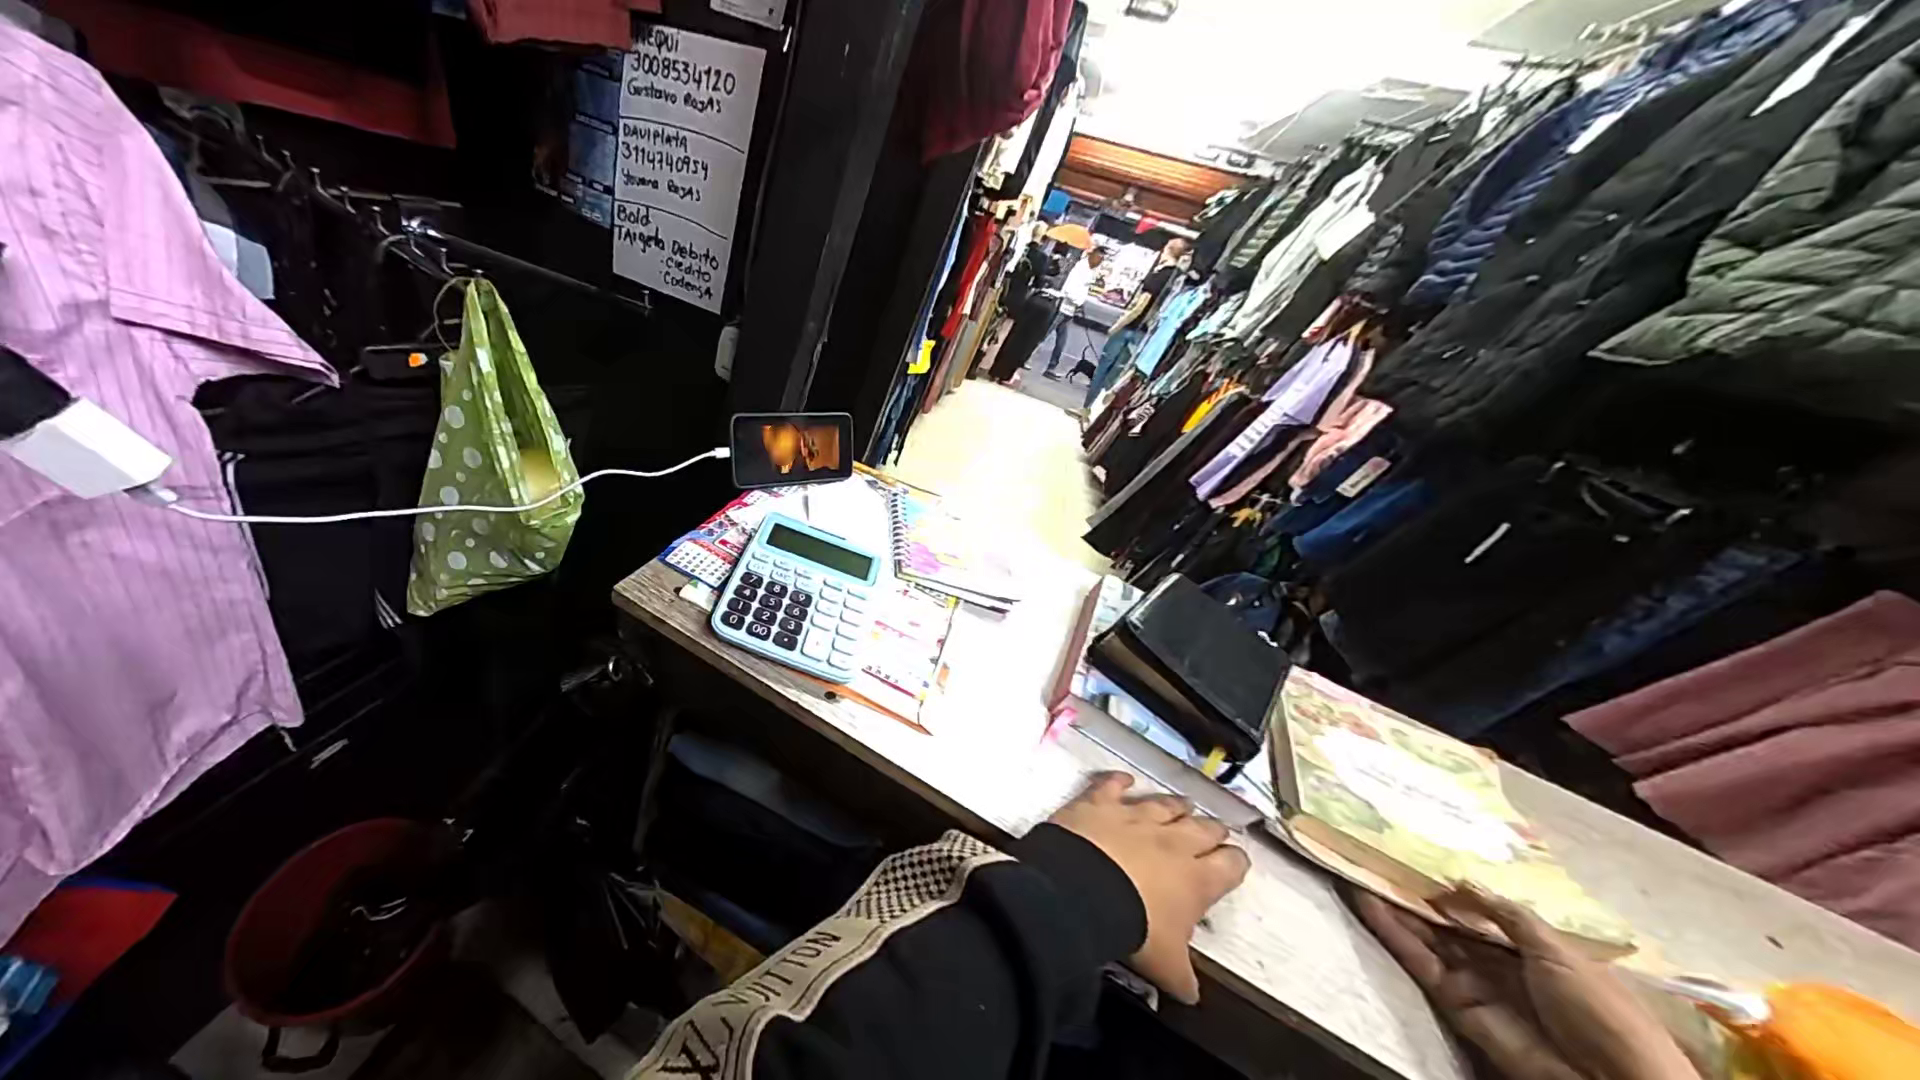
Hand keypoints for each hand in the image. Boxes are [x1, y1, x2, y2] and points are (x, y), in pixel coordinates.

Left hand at [1048, 772, 1249, 1003]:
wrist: (1082, 891)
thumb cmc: (1133, 929)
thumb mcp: (1166, 966)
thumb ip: (1183, 977)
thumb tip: (1191, 996)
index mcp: (1197, 878)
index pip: (1230, 865)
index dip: (1235, 862)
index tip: (1236, 861)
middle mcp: (1173, 840)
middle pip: (1203, 828)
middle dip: (1212, 829)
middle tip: (1216, 829)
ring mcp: (1136, 816)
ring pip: (1164, 804)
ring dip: (1176, 805)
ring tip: (1186, 803)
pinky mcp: (1101, 803)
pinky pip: (1112, 785)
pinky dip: (1118, 781)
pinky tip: (1124, 778)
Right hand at [1352, 887, 1697, 1079]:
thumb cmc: (1601, 1012)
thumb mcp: (1560, 952)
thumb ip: (1506, 914)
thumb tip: (1460, 879)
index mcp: (1529, 947)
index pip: (1478, 909)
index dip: (1448, 885)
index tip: (1414, 855)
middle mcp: (1496, 961)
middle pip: (1445, 921)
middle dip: (1412, 892)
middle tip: (1374, 856)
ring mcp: (1473, 982)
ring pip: (1424, 936)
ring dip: (1393, 906)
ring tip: (1358, 870)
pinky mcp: (1453, 1002)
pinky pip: (1418, 961)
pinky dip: (1390, 932)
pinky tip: (1367, 902)